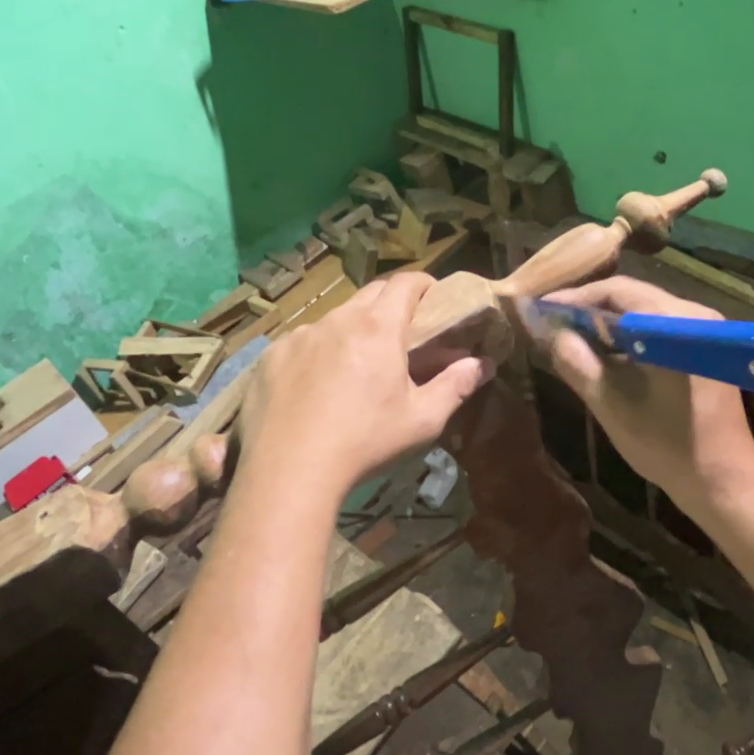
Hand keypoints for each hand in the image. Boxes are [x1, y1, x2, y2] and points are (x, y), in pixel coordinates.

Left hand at [238, 272, 492, 501]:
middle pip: (370, 293)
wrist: (288, 471)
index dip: (423, 284)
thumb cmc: (365, 443)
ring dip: (352, 329)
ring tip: (356, 364)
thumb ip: (455, 386)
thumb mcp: (422, 421)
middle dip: (391, 303)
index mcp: (378, 328)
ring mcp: (299, 336)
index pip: (405, 283)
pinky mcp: (271, 356)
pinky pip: (301, 343)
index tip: (433, 298)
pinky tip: (314, 387)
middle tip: (402, 332)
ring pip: (334, 319)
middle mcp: (337, 320)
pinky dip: (316, 353)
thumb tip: (482, 364)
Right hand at [538, 277, 753, 511]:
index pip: (617, 291)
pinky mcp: (706, 346)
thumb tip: (555, 334)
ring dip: (608, 322)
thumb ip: (578, 364)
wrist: (723, 481)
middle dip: (589, 308)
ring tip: (572, 336)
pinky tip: (605, 351)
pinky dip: (629, 334)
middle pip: (632, 296)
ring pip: (644, 310)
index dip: (576, 297)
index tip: (542, 309)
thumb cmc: (668, 446)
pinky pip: (658, 326)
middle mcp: (695, 315)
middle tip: (553, 323)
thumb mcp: (612, 406)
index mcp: (675, 324)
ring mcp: (705, 329)